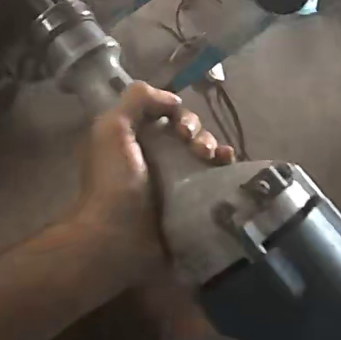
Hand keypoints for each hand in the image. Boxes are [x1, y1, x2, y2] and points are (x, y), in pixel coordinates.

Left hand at [69, 82, 233, 276]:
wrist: (118, 239)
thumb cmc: (113, 181)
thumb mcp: (112, 128)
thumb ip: (137, 100)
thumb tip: (173, 100)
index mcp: (132, 137)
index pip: (163, 113)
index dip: (176, 113)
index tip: (180, 126)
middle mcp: (153, 155)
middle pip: (186, 130)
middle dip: (196, 130)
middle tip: (197, 147)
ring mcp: (173, 180)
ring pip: (202, 150)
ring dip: (212, 145)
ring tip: (211, 157)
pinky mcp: (190, 201)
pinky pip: (213, 175)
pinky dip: (224, 164)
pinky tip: (228, 163)